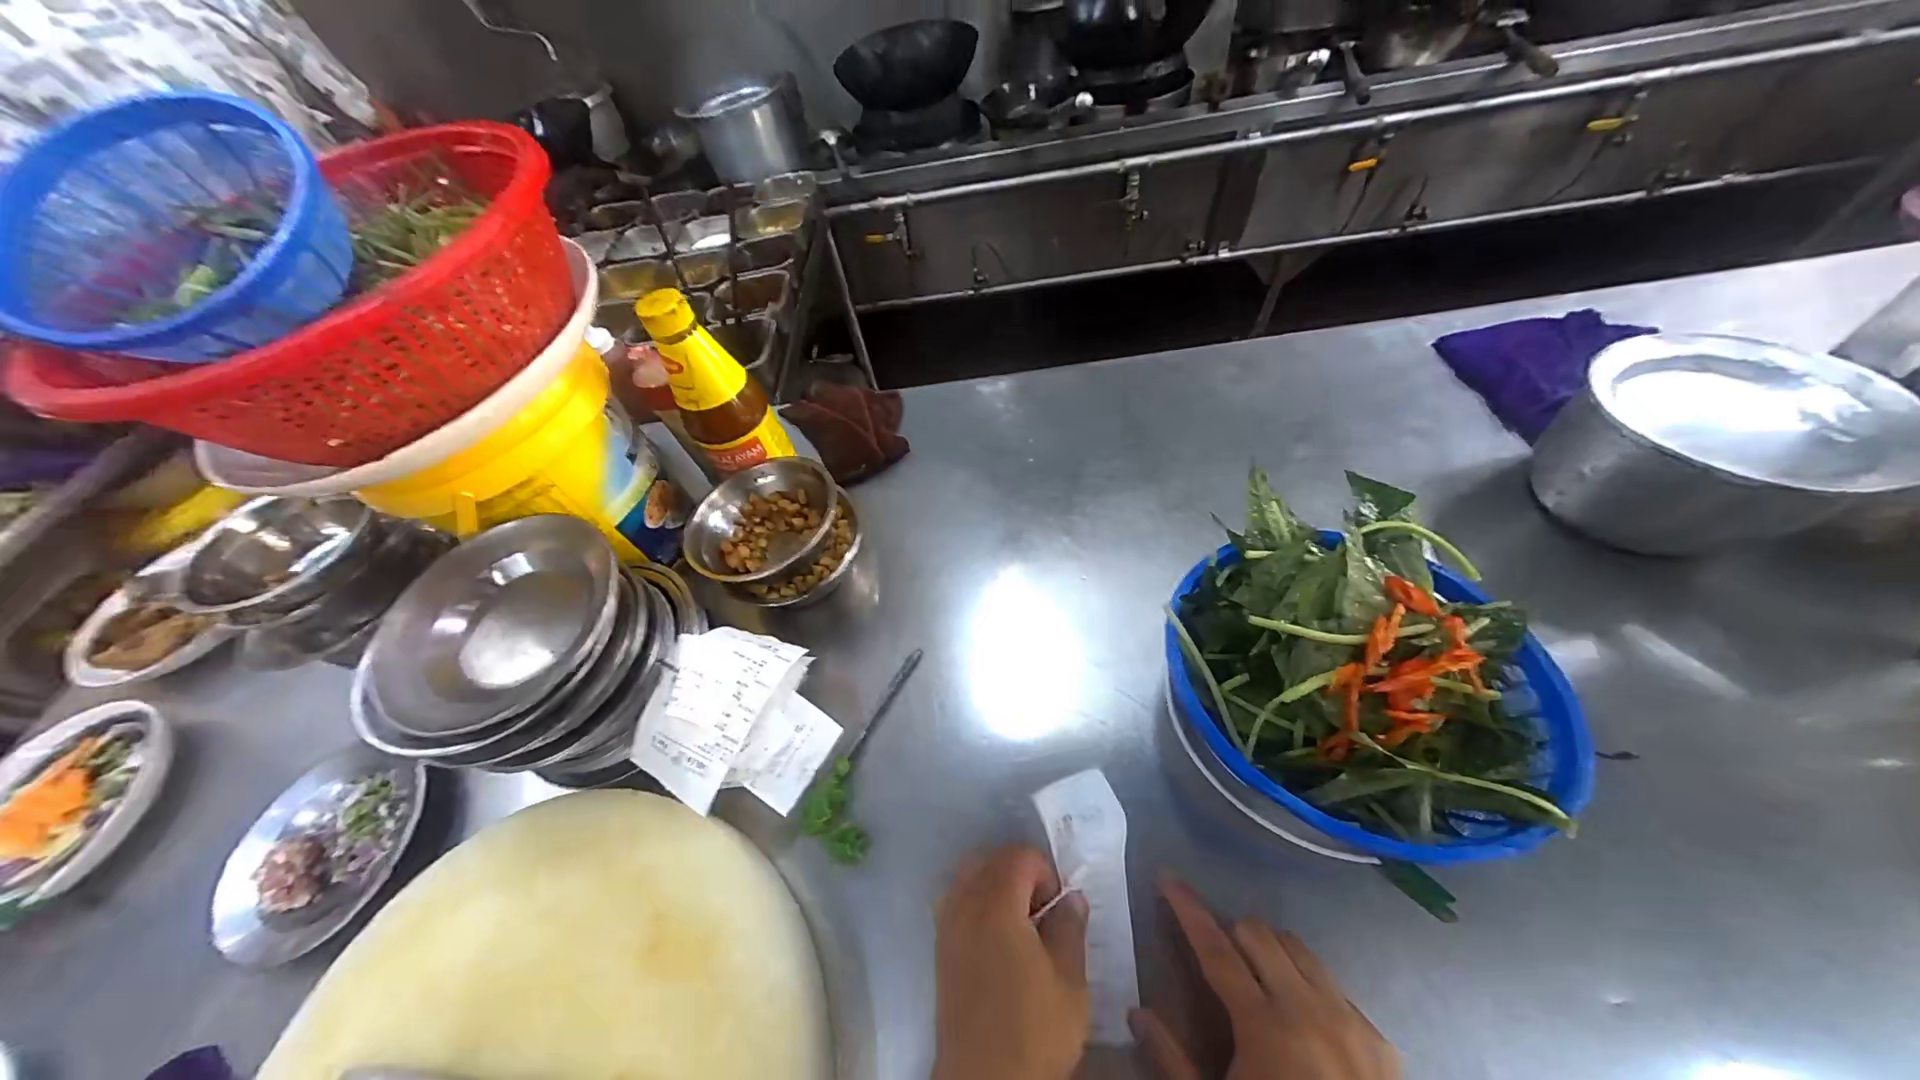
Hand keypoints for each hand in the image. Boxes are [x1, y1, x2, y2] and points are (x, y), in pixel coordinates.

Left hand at [931, 845, 1089, 1079]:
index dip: (1045, 871)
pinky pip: (955, 901)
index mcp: (996, 905)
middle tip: (1043, 910)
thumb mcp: (1069, 982)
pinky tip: (997, 938)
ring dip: (996, 884)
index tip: (1059, 905)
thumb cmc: (1032, 1031)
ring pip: (968, 877)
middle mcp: (964, 905)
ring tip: (1021, 923)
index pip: (1018, 855)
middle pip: (989, 859)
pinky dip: (976, 902)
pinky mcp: (939, 949)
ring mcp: (946, 926)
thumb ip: (1070, 928)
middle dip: (1020, 872)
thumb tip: (1071, 897)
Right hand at [1131, 878, 1399, 1079]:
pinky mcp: (1381, 1041)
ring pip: (1298, 948)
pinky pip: (1334, 985)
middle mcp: (1308, 1008)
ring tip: (1258, 982)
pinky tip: (1302, 1022)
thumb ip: (1172, 1060)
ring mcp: (1350, 1020)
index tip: (1167, 876)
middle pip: (1258, 933)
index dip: (1187, 908)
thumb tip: (1136, 1013)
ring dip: (1270, 952)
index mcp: (1263, 1025)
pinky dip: (1308, 986)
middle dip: (1229, 933)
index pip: (1215, 947)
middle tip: (1216, 957)